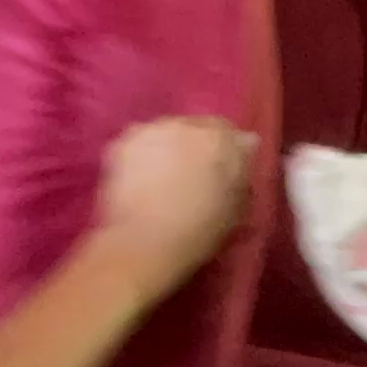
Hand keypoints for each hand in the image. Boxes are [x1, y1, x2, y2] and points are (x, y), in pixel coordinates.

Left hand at [90, 116, 255, 301]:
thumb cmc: (197, 232)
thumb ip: (242, 172)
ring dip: (169, 147)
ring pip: (165, 131)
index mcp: (218, 138)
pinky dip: (143, 155)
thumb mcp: (235, 208)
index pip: (228, 130)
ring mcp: (149, 128)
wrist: (142, 242)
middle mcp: (183, 124)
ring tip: (165, 178)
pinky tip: (142, 178)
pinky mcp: (121, 140)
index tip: (223, 170)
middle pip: (195, 127)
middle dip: (196, 146)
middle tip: (194, 175)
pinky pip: (140, 142)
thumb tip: (245, 146)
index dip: (226, 150)